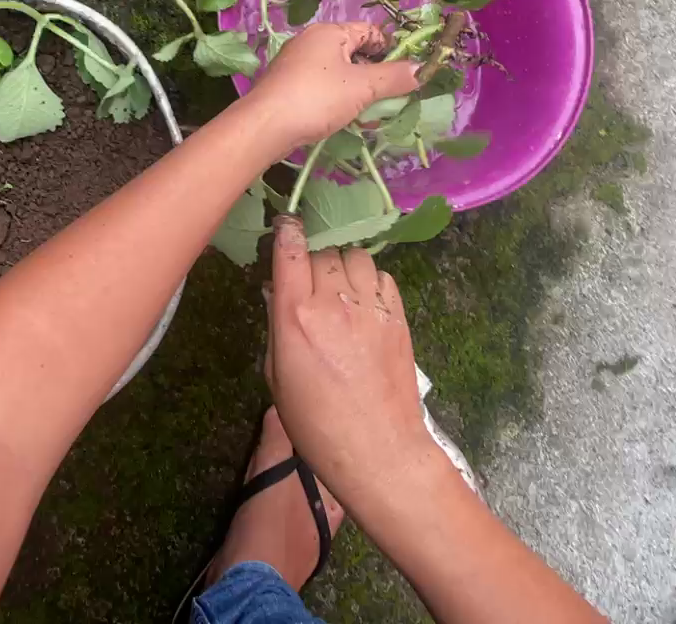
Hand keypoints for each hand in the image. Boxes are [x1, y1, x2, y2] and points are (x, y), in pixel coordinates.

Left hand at [244, 22, 418, 154]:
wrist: (265, 126)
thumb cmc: (317, 98)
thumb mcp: (362, 87)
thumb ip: (394, 77)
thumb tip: (422, 69)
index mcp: (329, 32)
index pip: (370, 31)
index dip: (391, 49)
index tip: (405, 74)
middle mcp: (310, 41)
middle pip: (354, 51)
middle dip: (374, 73)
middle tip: (389, 97)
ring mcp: (295, 63)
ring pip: (338, 71)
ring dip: (357, 89)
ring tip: (368, 111)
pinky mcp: (287, 85)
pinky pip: (321, 86)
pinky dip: (336, 98)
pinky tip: (342, 117)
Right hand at [265, 216, 443, 518]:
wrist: (378, 451)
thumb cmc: (315, 422)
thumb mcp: (278, 375)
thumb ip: (277, 326)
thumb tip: (278, 292)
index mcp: (296, 315)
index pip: (291, 250)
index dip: (288, 230)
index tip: (286, 224)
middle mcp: (333, 301)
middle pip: (324, 250)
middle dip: (315, 256)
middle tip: (311, 275)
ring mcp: (370, 307)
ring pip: (356, 255)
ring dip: (344, 263)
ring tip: (340, 284)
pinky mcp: (398, 317)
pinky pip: (382, 276)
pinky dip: (370, 278)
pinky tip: (364, 299)